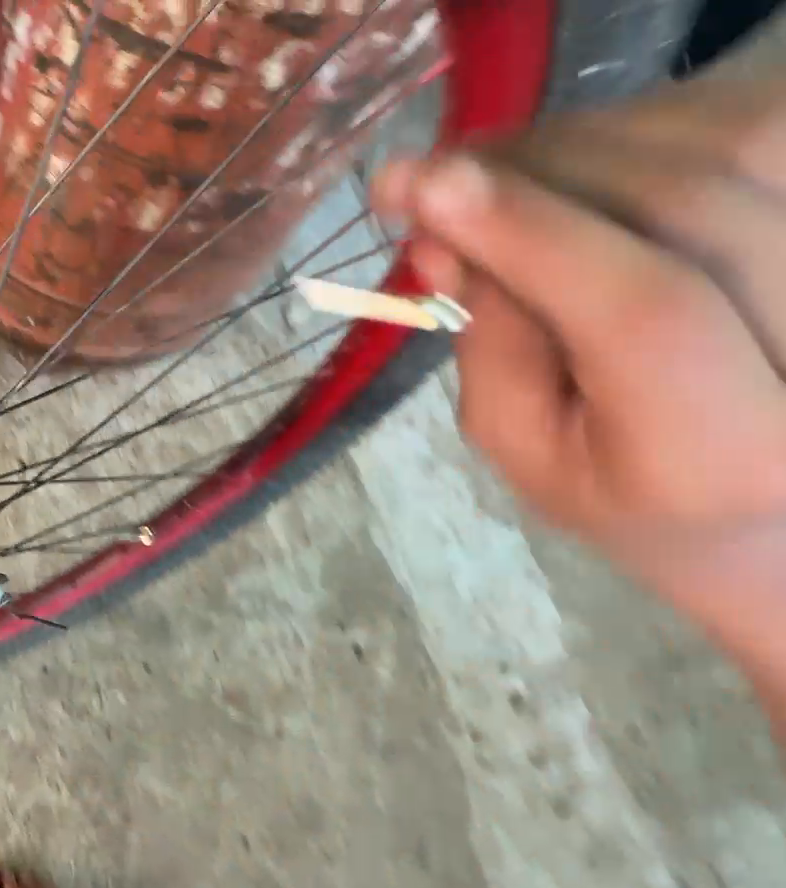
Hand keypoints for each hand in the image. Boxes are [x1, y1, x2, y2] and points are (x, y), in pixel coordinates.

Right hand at [371, 71, 785, 722]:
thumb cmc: (641, 498)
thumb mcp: (523, 452)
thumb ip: (487, 343)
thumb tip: (449, 230)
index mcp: (717, 445)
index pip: (637, 300)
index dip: (521, 226)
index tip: (404, 179)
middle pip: (673, 202)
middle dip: (530, 177)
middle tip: (421, 181)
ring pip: (712, 146)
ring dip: (576, 151)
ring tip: (494, 186)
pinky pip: (746, 124)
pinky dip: (644, 133)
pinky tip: (589, 174)